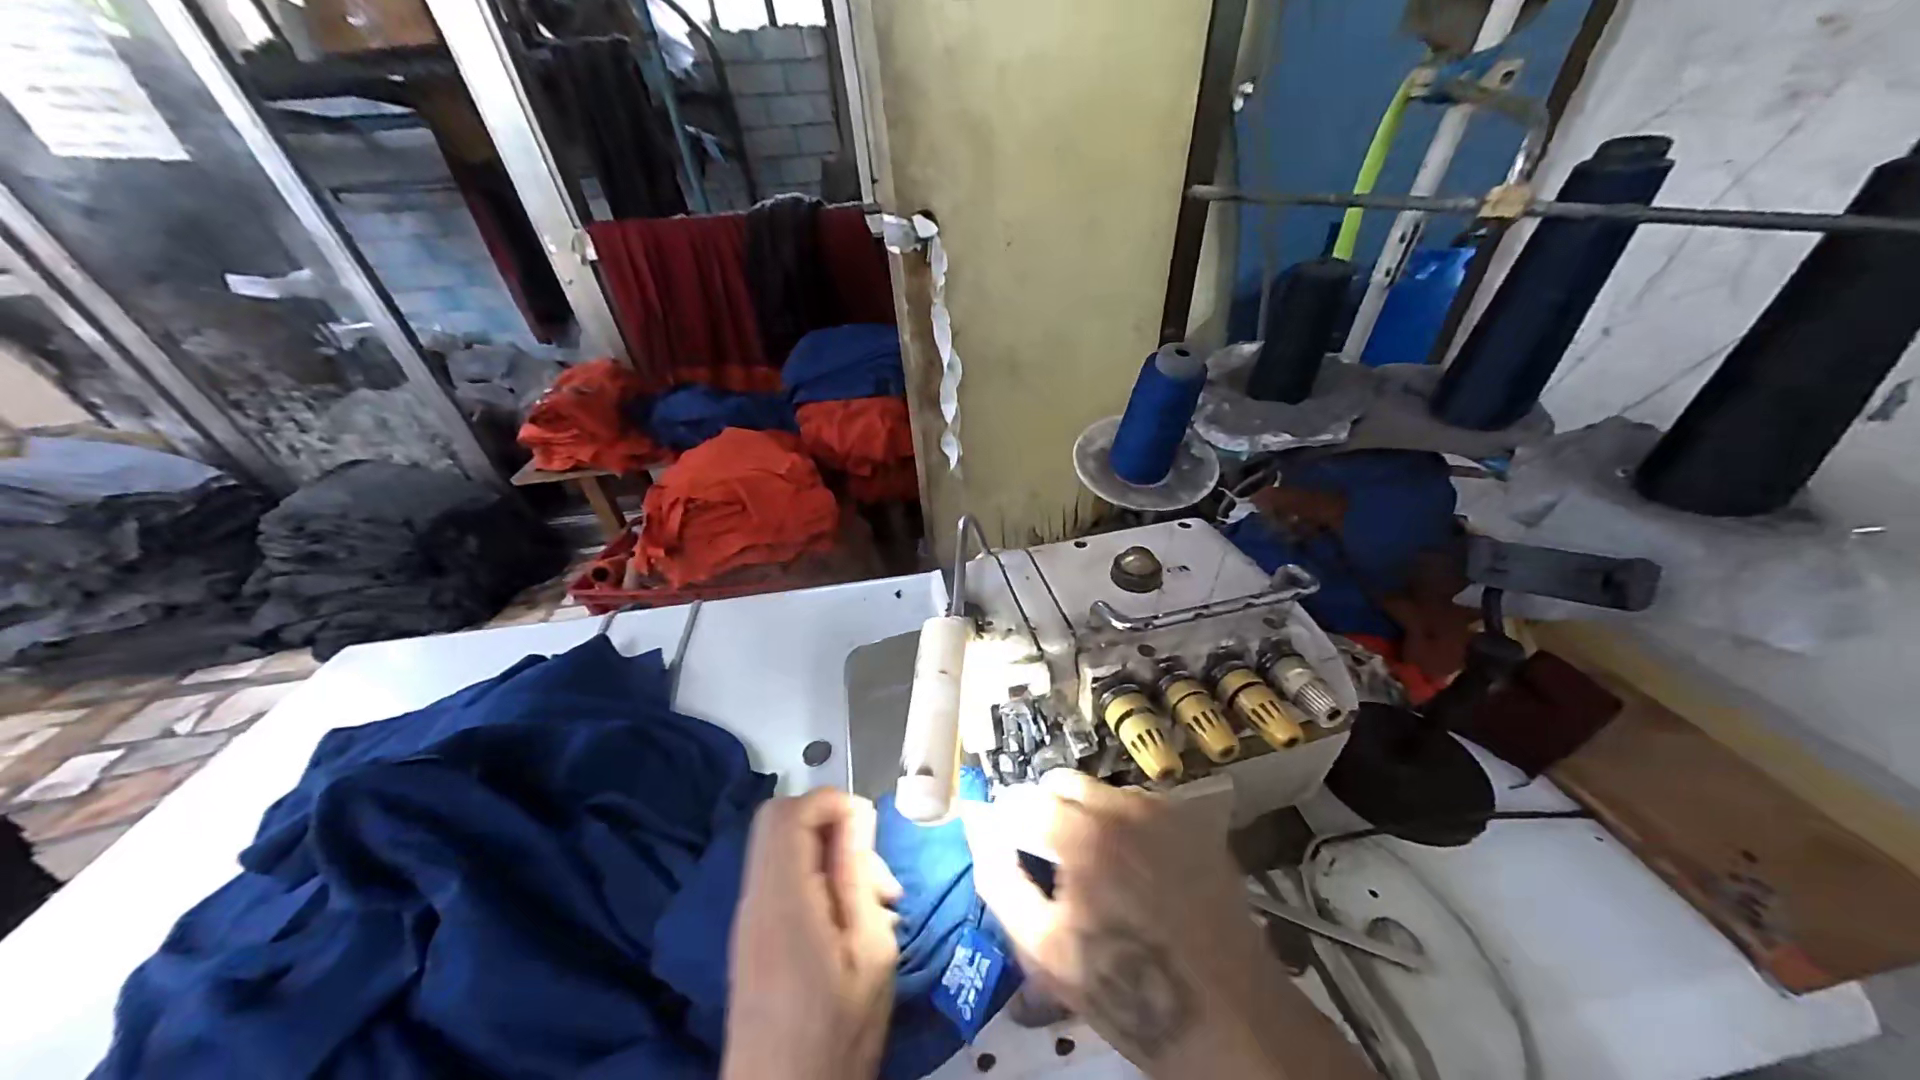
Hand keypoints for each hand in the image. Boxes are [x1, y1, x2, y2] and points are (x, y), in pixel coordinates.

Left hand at [722, 789, 901, 1079]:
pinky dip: (814, 877)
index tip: (871, 832)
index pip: (792, 812)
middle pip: (778, 819)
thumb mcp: (870, 953)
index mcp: (783, 899)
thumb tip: (855, 820)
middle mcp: (754, 897)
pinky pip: (780, 877)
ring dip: (827, 853)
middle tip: (870, 867)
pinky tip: (847, 920)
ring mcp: (747, 916)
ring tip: (871, 901)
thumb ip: (859, 878)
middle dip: (831, 823)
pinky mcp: (750, 934)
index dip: (834, 803)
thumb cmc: (836, 1033)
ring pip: (781, 846)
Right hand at [964, 770, 1368, 1078]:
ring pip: (1100, 791)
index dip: (1004, 826)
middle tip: (1048, 861)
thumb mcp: (1041, 948)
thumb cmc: (1123, 992)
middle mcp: (1124, 806)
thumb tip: (977, 822)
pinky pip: (1139, 804)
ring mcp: (1165, 809)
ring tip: (1094, 869)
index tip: (1007, 852)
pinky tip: (1134, 869)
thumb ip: (998, 877)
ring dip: (1083, 814)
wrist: (1225, 1016)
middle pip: (1059, 782)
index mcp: (1081, 835)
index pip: (1019, 799)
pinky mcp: (1194, 822)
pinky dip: (1123, 823)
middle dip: (1042, 811)